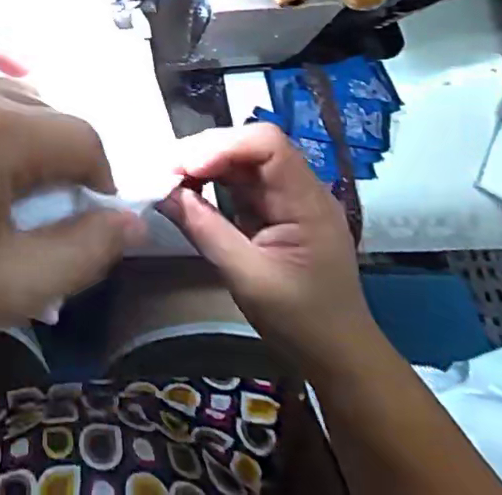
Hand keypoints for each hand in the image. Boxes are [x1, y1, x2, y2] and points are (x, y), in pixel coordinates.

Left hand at [0, 34, 144, 364]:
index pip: (84, 138)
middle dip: (62, 161)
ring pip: (14, 90)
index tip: (81, 222)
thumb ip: (82, 252)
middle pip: (50, 112)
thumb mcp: (5, 289)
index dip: (98, 182)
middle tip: (40, 213)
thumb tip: (132, 220)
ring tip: (10, 180)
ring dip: (29, 129)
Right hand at [158, 123, 376, 364]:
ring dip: (203, 163)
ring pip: (240, 160)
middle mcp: (299, 189)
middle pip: (250, 146)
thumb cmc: (302, 322)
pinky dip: (210, 180)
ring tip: (170, 179)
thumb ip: (206, 231)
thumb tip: (163, 194)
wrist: (339, 356)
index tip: (187, 167)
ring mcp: (286, 198)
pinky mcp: (273, 209)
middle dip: (206, 152)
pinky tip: (187, 190)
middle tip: (166, 172)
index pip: (268, 144)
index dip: (224, 145)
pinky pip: (238, 182)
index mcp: (307, 202)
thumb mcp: (248, 279)